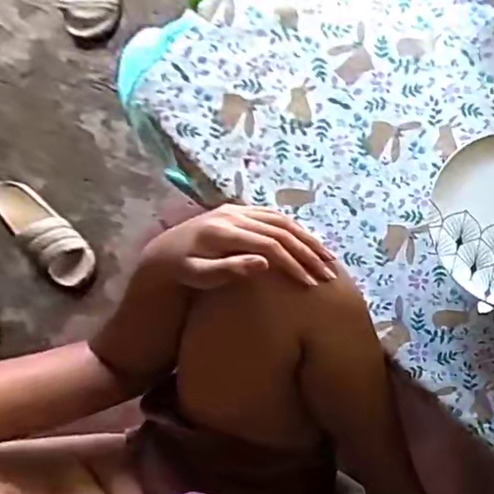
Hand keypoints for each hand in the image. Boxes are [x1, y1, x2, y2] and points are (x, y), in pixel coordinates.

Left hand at [138, 205, 340, 288]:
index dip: (293, 264)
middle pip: (281, 231)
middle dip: (309, 253)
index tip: (310, 284)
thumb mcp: (201, 275)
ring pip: (282, 221)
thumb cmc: (184, 271)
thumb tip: (264, 263)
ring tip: (329, 259)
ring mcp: (237, 210)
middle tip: (329, 274)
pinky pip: (275, 217)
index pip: (269, 245)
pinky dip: (297, 230)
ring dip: (309, 240)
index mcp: (223, 231)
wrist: (164, 253)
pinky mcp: (241, 211)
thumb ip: (231, 269)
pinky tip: (312, 244)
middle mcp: (232, 215)